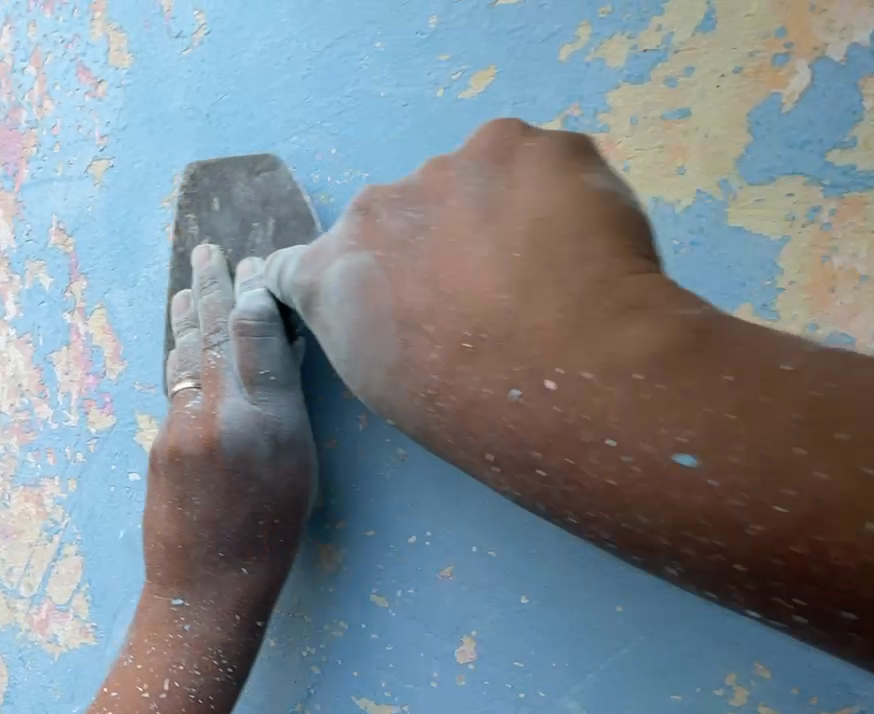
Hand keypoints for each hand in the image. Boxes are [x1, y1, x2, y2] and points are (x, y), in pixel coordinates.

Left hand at [143, 244, 315, 608]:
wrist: (205, 587)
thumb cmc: (268, 537)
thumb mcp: (299, 470)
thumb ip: (285, 407)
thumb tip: (275, 357)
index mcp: (269, 421)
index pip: (257, 331)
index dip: (256, 291)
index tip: (256, 265)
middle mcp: (220, 413)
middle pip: (214, 332)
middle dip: (212, 285)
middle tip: (207, 250)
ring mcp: (181, 426)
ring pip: (184, 355)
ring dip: (185, 316)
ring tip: (187, 285)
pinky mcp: (157, 442)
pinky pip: (173, 386)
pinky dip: (179, 357)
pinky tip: (180, 344)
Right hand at [264, 118, 698, 463]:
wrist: (569, 381)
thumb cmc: (468, 408)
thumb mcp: (383, 384)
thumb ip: (366, 325)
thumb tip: (393, 305)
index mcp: (329, 274)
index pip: (298, 263)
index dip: (339, 277)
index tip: (372, 294)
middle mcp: (373, 208)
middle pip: (398, 218)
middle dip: (431, 244)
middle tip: (481, 296)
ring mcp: (449, 166)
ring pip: (469, 183)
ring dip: (492, 216)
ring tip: (538, 277)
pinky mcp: (526, 145)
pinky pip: (535, 167)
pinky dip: (554, 198)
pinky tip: (576, 247)